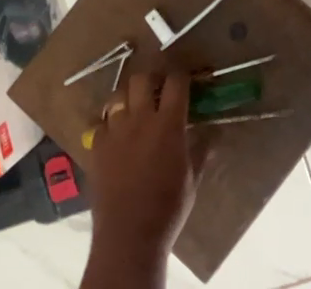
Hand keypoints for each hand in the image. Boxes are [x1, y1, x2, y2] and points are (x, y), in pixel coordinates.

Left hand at [88, 69, 204, 256]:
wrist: (129, 234)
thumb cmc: (168, 207)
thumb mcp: (192, 178)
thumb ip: (202, 149)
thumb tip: (214, 132)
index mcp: (168, 124)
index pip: (176, 82)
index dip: (182, 75)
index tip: (185, 78)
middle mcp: (140, 119)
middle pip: (142, 78)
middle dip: (152, 79)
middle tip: (158, 90)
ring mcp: (114, 131)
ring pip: (118, 95)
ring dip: (128, 98)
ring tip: (135, 109)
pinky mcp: (96, 146)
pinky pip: (101, 122)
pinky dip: (110, 123)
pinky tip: (116, 135)